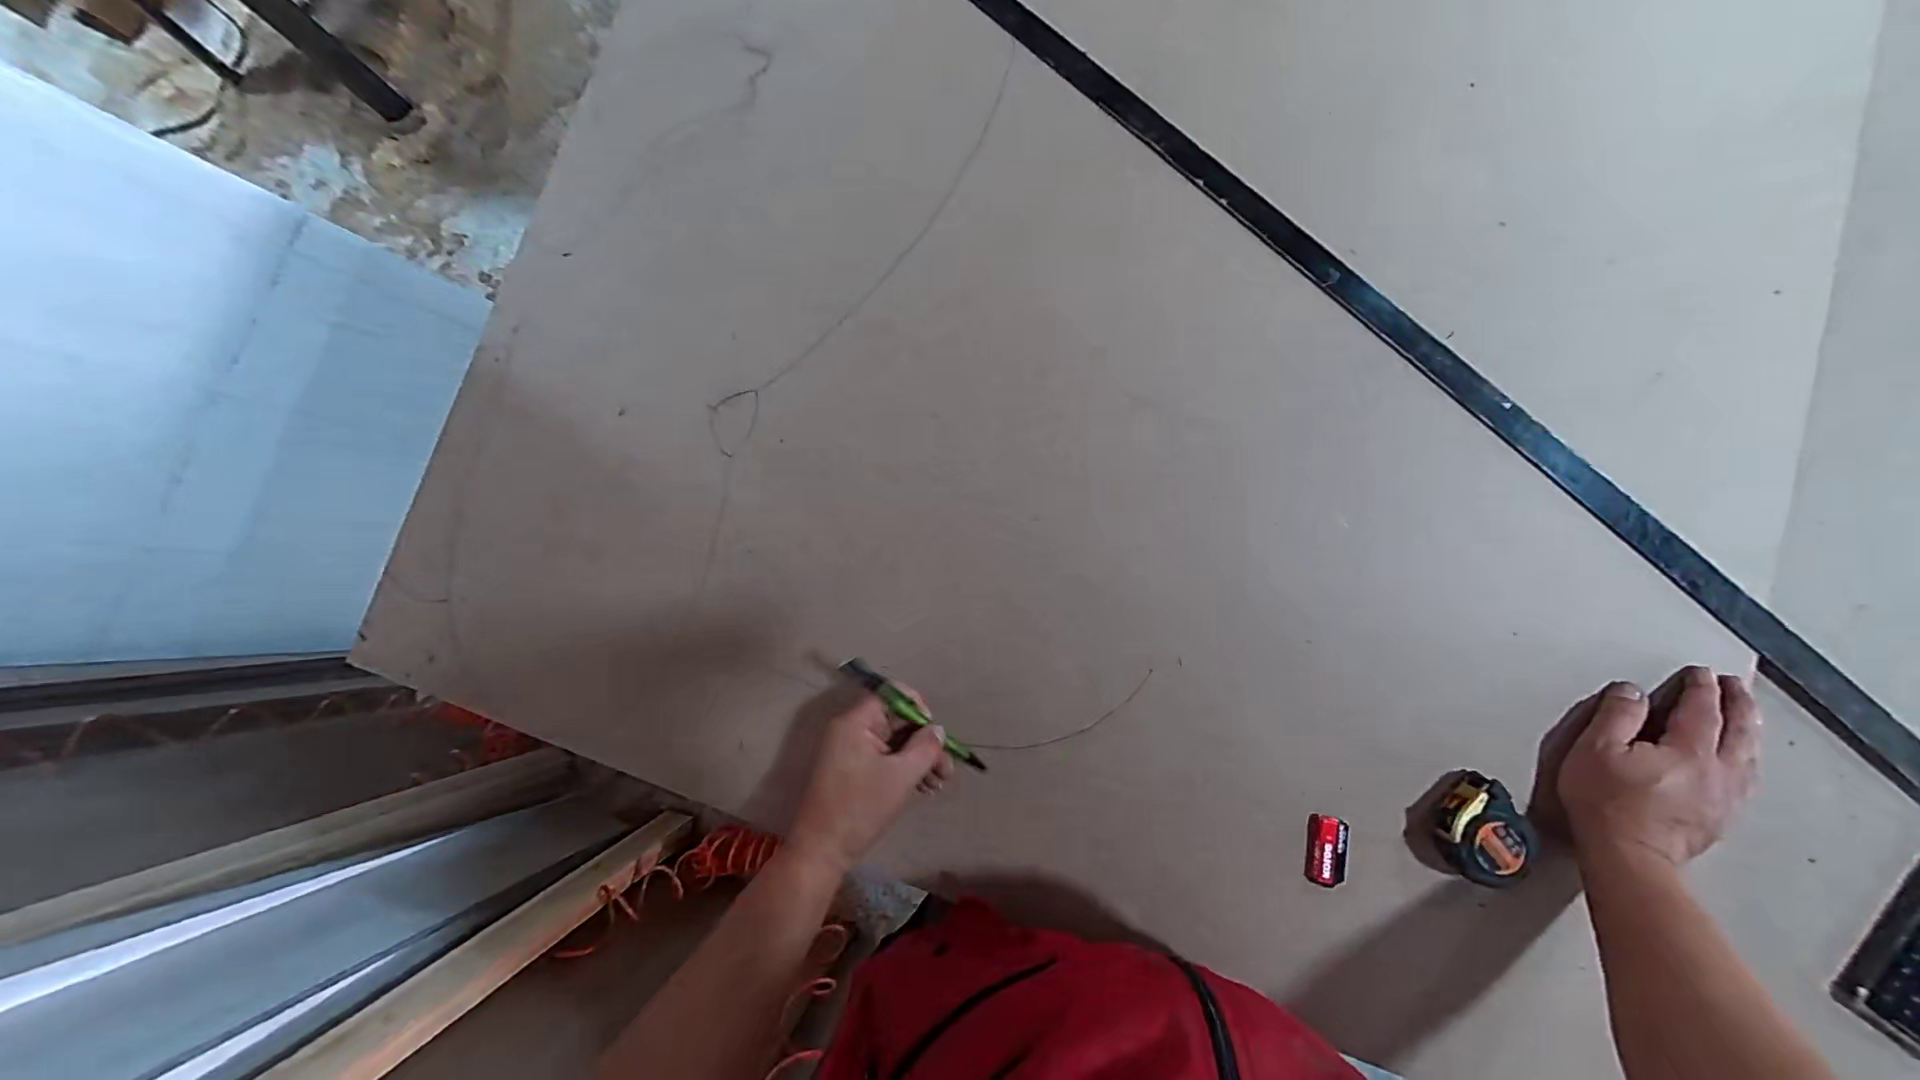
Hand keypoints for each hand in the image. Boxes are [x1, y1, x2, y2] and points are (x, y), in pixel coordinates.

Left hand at [786, 686, 955, 873]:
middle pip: (896, 721)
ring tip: (938, 784)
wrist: (822, 851)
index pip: (892, 696)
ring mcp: (851, 751)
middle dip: (924, 742)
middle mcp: (851, 729)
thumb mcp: (901, 775)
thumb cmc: (861, 808)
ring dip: (919, 759)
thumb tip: (937, 730)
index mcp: (857, 721)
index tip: (934, 734)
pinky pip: (884, 758)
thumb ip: (925, 747)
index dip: (918, 708)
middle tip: (946, 768)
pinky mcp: (853, 771)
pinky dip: (904, 769)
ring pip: (894, 743)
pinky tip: (924, 788)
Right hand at [1551, 666, 1760, 870]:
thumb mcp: (1594, 749)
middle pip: (1737, 731)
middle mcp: (1718, 772)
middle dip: (1737, 704)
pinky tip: (1740, 759)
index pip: (1700, 710)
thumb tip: (1632, 692)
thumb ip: (1616, 716)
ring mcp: (1725, 797)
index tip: (1699, 673)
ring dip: (1747, 730)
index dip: (1700, 688)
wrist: (1628, 854)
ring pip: (1749, 755)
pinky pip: (1746, 777)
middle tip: (1736, 686)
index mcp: (1688, 751)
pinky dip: (1747, 758)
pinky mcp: (1721, 816)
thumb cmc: (1604, 800)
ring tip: (1743, 717)